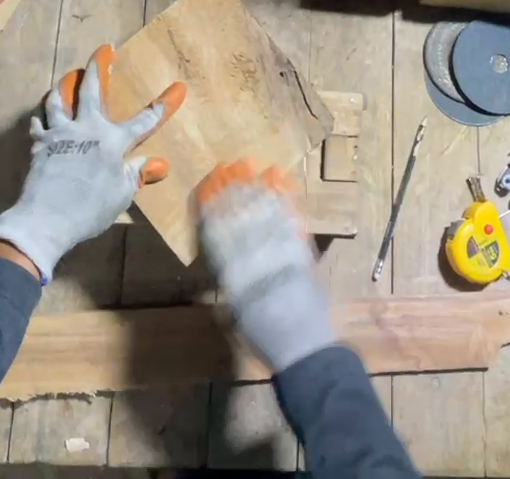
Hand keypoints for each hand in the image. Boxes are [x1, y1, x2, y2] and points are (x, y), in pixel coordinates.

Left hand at [0, 45, 181, 281]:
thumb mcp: (121, 195)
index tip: (177, 88)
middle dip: (99, 68)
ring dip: (63, 87)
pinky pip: (39, 125)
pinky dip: (42, 119)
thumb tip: (159, 163)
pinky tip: (40, 117)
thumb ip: (137, 174)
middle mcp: (87, 128)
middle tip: (103, 49)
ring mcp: (60, 134)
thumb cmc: (90, 209)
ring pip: (59, 101)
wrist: (45, 218)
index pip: (144, 121)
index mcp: (112, 140)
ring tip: (65, 77)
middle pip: (92, 92)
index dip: (162, 105)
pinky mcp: (39, 145)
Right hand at [195, 160, 335, 373]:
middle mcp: (254, 252)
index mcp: (233, 268)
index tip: (207, 186)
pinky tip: (278, 178)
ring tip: (248, 165)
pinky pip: (290, 215)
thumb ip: (232, 280)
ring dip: (254, 185)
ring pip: (263, 208)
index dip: (211, 206)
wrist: (302, 343)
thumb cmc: (265, 335)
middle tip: (228, 166)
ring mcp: (280, 246)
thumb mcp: (237, 309)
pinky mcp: (301, 246)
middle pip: (240, 212)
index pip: (217, 229)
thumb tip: (223, 256)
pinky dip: (283, 194)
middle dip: (233, 188)